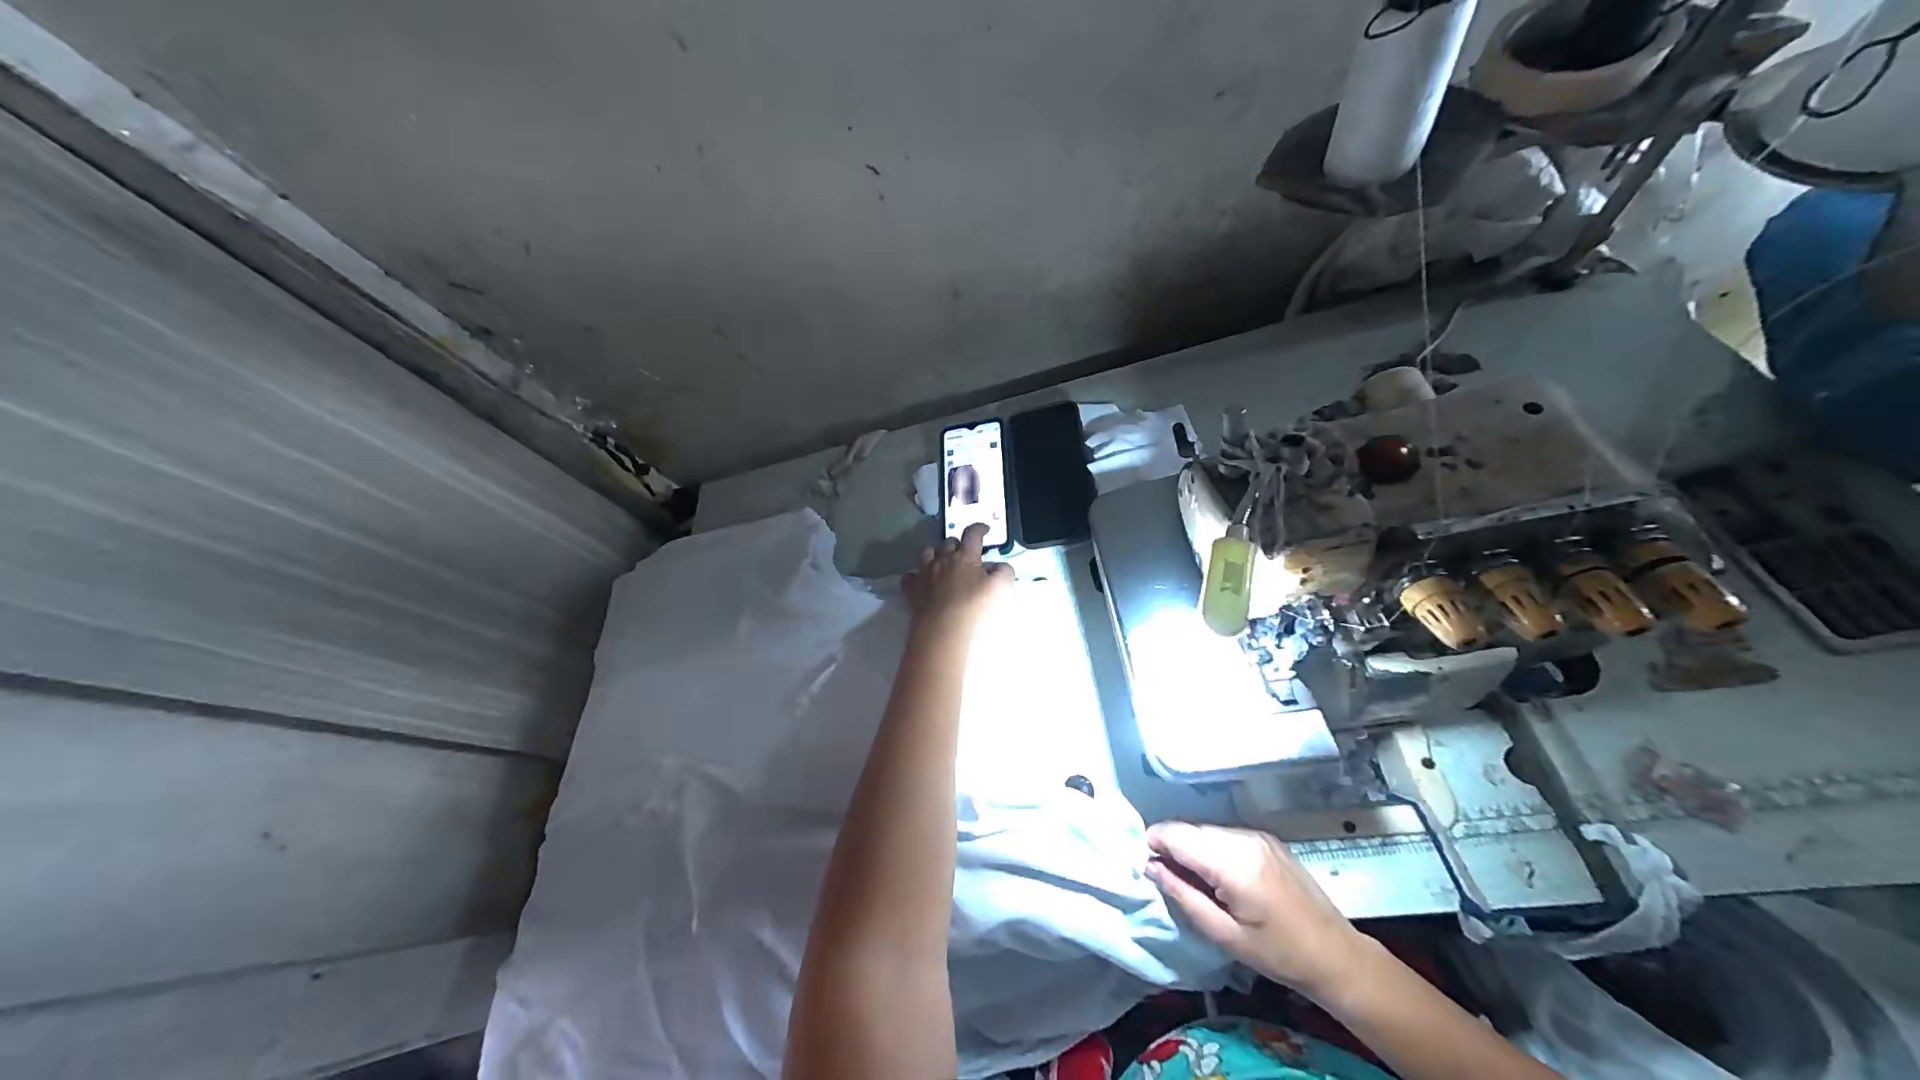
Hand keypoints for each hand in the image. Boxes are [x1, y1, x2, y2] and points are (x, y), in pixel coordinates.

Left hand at [904, 523, 1011, 630]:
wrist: (941, 628)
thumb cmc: (973, 607)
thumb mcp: (1000, 588)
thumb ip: (1004, 572)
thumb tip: (1001, 566)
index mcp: (965, 556)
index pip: (972, 534)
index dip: (979, 528)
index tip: (985, 530)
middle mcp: (942, 559)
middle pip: (949, 542)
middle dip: (958, 544)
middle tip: (965, 554)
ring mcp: (924, 572)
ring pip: (927, 552)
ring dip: (935, 553)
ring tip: (941, 561)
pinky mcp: (912, 587)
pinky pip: (910, 575)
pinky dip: (916, 575)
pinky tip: (921, 581)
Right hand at [1145, 822, 1370, 996]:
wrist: (1335, 954)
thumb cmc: (1277, 953)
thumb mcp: (1223, 933)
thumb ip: (1182, 895)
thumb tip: (1150, 866)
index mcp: (1233, 862)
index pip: (1177, 834)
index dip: (1154, 843)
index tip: (1145, 863)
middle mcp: (1244, 838)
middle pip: (1191, 829)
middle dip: (1173, 846)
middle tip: (1167, 877)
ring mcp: (1258, 835)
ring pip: (1207, 830)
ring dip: (1193, 847)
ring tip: (1195, 880)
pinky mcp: (1267, 838)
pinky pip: (1226, 835)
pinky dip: (1213, 848)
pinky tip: (1219, 875)